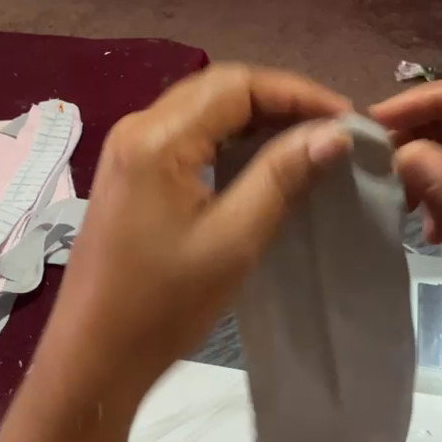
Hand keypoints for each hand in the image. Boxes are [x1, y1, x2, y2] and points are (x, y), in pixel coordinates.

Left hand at [34, 64, 350, 413]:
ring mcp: (129, 149)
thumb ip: (282, 176)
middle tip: (332, 131)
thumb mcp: (233, 239)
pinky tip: (262, 160)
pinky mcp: (131, 172)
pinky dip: (230, 138)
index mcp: (156, 137)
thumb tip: (335, 134)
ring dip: (257, 119)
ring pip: (204, 109)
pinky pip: (188, 134)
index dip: (298, 93)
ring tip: (308, 142)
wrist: (93, 357)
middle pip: (219, 88)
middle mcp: (137, 127)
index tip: (347, 121)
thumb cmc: (163, 305)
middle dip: (280, 101)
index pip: (237, 84)